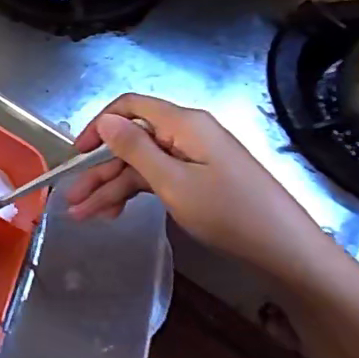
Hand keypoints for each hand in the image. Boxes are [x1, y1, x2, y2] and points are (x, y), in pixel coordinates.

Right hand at [64, 94, 331, 276]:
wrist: (286, 251)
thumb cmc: (230, 213)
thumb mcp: (174, 182)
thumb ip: (135, 148)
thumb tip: (106, 119)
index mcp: (184, 125)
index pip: (130, 107)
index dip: (99, 126)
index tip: (77, 154)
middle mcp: (186, 134)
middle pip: (130, 142)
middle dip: (98, 170)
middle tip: (72, 200)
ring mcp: (193, 157)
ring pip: (139, 165)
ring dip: (110, 188)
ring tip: (83, 216)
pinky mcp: (197, 179)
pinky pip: (155, 179)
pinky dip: (132, 195)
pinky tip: (113, 214)